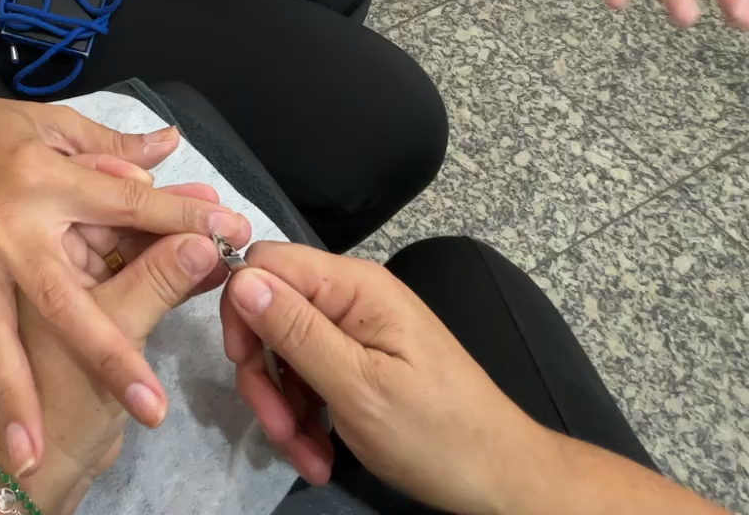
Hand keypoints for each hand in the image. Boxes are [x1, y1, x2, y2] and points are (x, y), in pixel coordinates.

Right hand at [0, 75, 251, 474]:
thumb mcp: (56, 124)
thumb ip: (113, 144)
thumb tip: (172, 144)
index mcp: (45, 178)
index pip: (125, 203)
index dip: (181, 218)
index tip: (230, 236)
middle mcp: (10, 224)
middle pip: (62, 296)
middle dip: (105, 352)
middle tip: (149, 405)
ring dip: (15, 389)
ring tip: (37, 449)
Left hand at [0, 229, 228, 512]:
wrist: (46, 461)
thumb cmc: (64, 390)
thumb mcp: (114, 326)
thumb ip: (157, 280)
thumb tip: (205, 240)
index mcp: (43, 239)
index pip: (109, 207)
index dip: (167, 208)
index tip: (217, 207)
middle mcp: (58, 246)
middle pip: (127, 223)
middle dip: (181, 221)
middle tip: (232, 218)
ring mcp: (81, 275)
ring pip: (139, 249)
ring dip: (184, 246)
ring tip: (233, 233)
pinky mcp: (102, 303)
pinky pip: (142, 276)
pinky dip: (178, 274)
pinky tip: (214, 265)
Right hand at [220, 242, 551, 513]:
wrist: (508, 485)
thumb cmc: (438, 436)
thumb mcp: (358, 388)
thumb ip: (296, 331)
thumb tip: (240, 278)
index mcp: (351, 285)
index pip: (265, 263)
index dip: (242, 307)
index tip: (242, 363)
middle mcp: (348, 294)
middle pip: (269, 310)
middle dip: (264, 372)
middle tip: (276, 427)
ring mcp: (352, 327)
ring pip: (282, 349)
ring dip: (282, 404)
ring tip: (304, 453)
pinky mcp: (356, 357)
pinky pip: (307, 372)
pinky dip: (303, 413)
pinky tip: (317, 451)